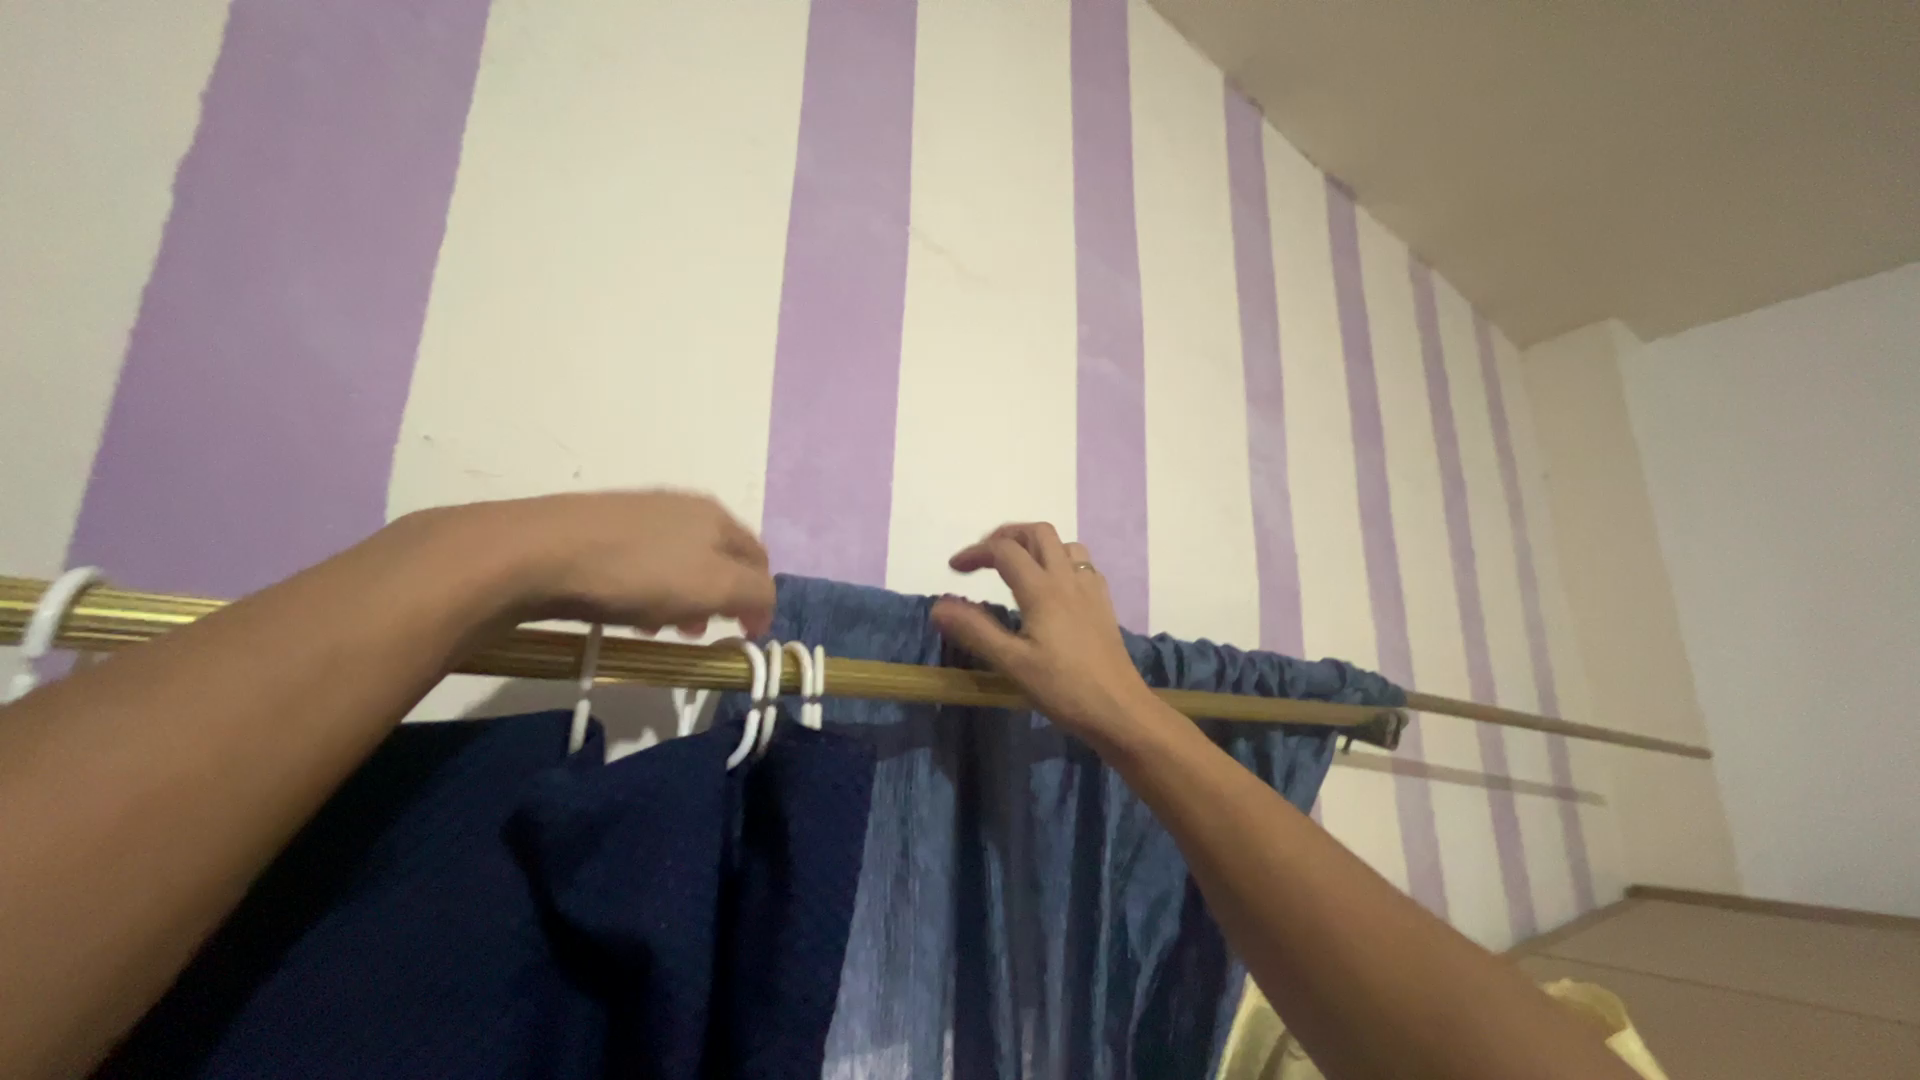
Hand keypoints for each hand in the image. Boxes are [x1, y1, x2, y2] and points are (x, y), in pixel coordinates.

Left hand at [401, 491, 776, 636]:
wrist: (538, 552)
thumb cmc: (638, 572)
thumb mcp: (714, 587)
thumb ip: (754, 595)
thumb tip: (764, 606)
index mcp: (718, 517)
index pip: (759, 559)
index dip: (760, 600)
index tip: (746, 635)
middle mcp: (685, 507)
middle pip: (720, 559)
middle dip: (719, 599)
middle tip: (700, 632)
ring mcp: (641, 512)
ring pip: (681, 561)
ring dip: (683, 597)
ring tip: (661, 626)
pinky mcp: (601, 525)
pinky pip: (643, 561)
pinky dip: (648, 588)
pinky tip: (625, 607)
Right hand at [930, 523, 1155, 742]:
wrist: (1120, 710)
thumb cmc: (1064, 688)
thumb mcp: (1012, 663)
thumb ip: (975, 630)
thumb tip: (938, 606)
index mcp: (1043, 590)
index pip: (1004, 551)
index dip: (975, 553)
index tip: (954, 569)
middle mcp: (1068, 580)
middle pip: (1038, 533)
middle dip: (1006, 536)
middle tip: (984, 557)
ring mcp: (1090, 590)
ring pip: (1064, 545)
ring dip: (1036, 545)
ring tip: (1016, 566)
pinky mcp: (1103, 605)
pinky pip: (1082, 565)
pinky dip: (1060, 561)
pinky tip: (1052, 587)